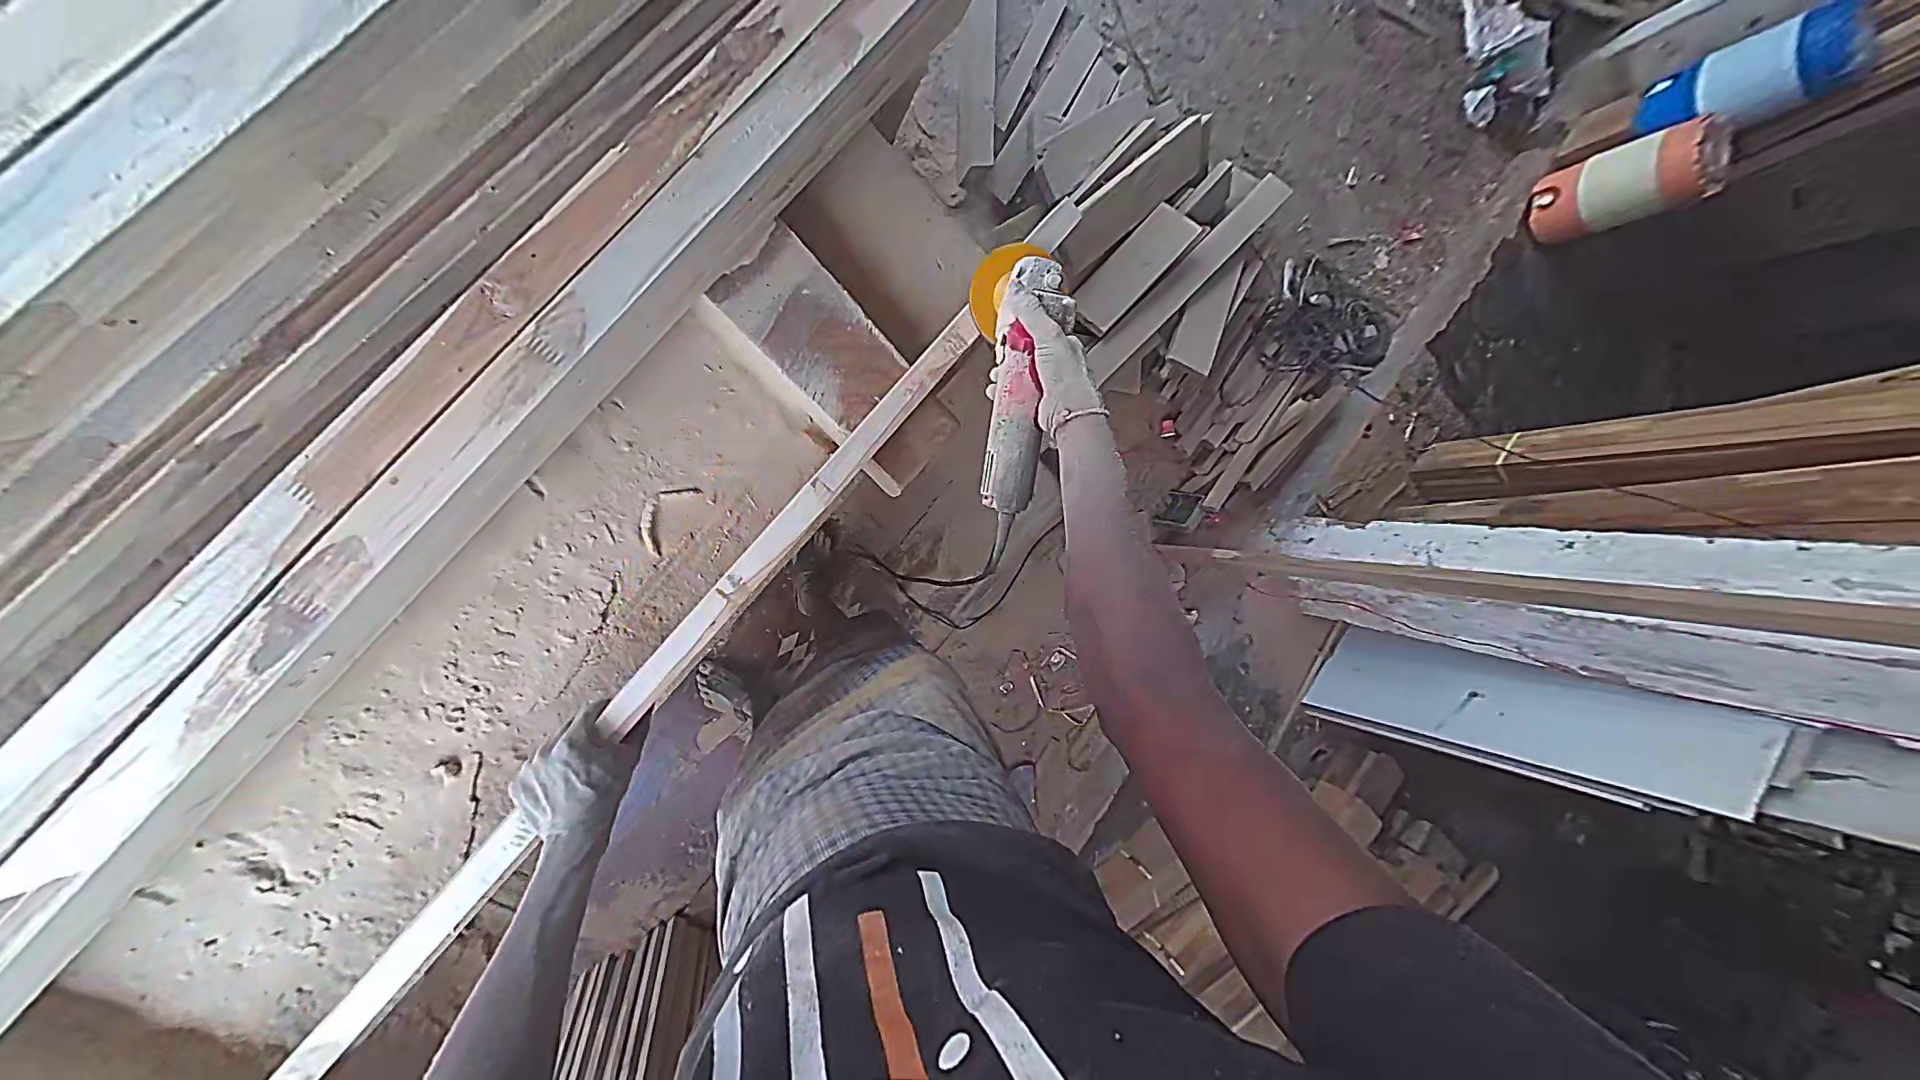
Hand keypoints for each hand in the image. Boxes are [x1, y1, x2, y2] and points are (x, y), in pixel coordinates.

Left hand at [511, 700, 642, 840]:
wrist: (575, 837)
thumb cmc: (602, 800)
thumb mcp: (627, 761)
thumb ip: (636, 732)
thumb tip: (644, 712)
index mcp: (572, 741)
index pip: (589, 710)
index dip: (604, 711)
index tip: (612, 715)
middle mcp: (546, 750)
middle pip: (569, 728)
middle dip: (584, 734)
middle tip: (597, 749)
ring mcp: (529, 768)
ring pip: (552, 747)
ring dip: (565, 752)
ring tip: (579, 771)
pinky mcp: (518, 784)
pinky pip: (537, 767)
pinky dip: (549, 771)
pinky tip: (562, 785)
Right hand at [988, 287, 1104, 440]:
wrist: (1068, 416)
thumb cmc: (1069, 379)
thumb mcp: (1048, 336)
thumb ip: (1032, 313)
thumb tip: (1017, 289)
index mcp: (1064, 343)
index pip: (1041, 326)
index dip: (1023, 323)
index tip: (1009, 323)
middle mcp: (1056, 363)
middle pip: (1025, 350)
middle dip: (1010, 351)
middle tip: (1003, 351)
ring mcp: (1045, 383)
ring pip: (1018, 371)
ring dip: (1004, 372)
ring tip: (999, 372)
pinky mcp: (1035, 401)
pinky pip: (1014, 392)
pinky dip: (1004, 390)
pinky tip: (999, 389)